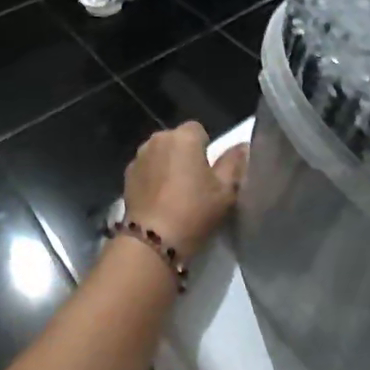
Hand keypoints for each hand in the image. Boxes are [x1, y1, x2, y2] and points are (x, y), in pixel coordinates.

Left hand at [123, 123, 247, 263]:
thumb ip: (234, 163)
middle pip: (176, 140)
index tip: (209, 173)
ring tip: (175, 193)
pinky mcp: (127, 174)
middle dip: (185, 155)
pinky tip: (158, 200)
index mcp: (183, 137)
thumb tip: (242, 145)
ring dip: (167, 164)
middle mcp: (158, 138)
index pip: (198, 130)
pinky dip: (152, 177)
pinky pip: (146, 168)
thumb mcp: (225, 191)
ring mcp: (139, 155)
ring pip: (160, 153)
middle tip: (195, 184)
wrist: (152, 239)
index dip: (206, 149)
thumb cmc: (194, 211)